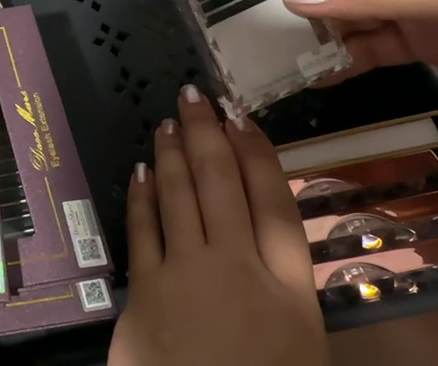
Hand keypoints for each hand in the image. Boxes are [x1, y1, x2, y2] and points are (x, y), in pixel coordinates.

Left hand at [110, 85, 328, 365]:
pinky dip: (140, 196)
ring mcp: (187, 277)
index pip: (275, 204)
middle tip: (193, 96)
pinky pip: (142, 230)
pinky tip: (138, 171)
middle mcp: (238, 271)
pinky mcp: (144, 292)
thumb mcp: (300, 349)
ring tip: (166, 122)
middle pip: (222, 186)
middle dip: (206, 135)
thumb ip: (282, 291)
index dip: (258, 154)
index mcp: (289, 292)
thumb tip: (267, 243)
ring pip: (177, 197)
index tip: (242, 117)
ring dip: (170, 154)